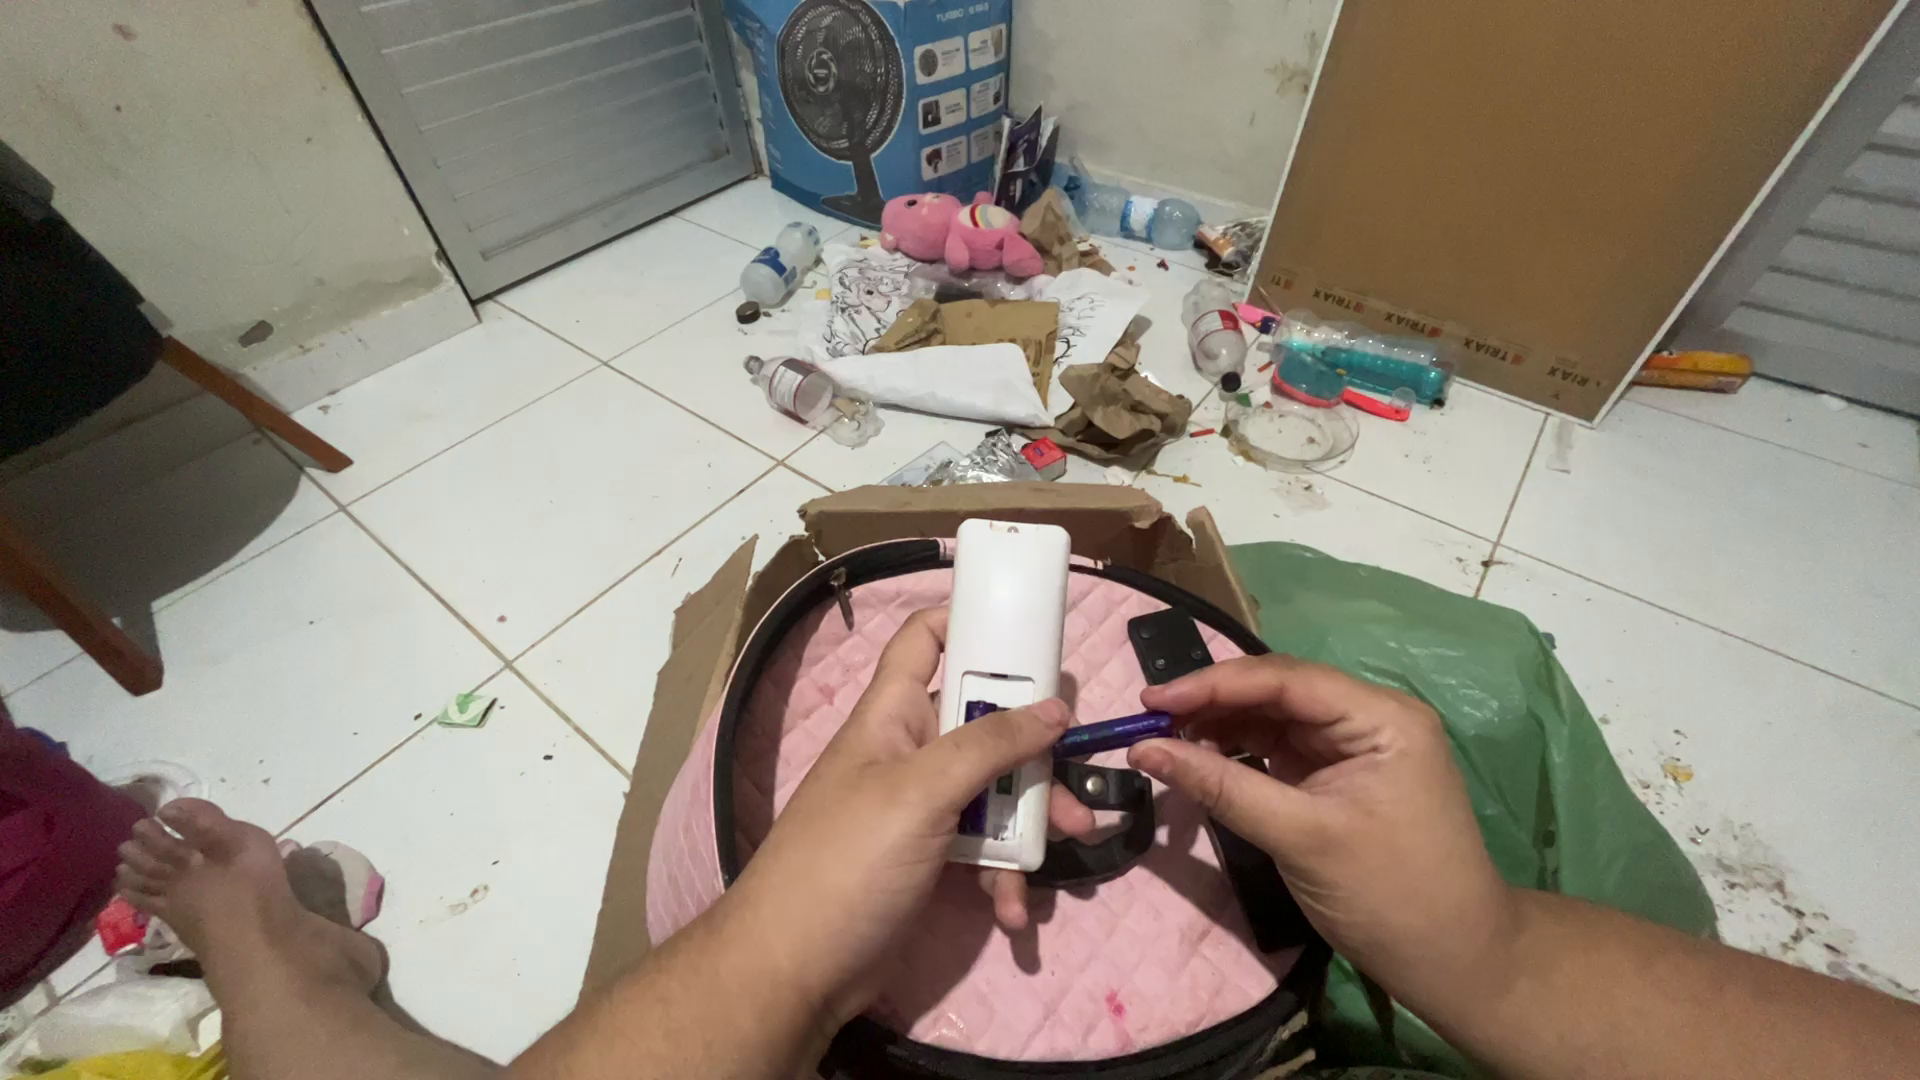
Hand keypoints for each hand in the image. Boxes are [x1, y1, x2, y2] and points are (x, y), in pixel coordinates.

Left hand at [720, 607, 1088, 1027]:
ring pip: (994, 788)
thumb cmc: (849, 859)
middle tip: (1074, 768)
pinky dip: (1004, 874)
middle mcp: (911, 749)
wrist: (794, 973)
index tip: (1026, 636)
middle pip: (984, 721)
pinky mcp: (934, 857)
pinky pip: (984, 847)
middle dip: (1033, 748)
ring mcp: (923, 806)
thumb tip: (1055, 708)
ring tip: (1070, 843)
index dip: (967, 624)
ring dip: (1032, 819)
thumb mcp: (920, 791)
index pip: (924, 640)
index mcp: (894, 712)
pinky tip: (1010, 910)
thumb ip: (989, 744)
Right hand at [1125, 655, 1515, 1000]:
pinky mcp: (1332, 769)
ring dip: (1217, 724)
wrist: (1455, 965)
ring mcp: (1348, 742)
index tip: (1152, 700)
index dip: (1213, 684)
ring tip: (1166, 739)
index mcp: (1379, 717)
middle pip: (1273, 690)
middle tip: (1151, 718)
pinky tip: (1199, 757)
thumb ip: (1220, 786)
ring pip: (1267, 714)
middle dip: (1211, 701)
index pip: (1283, 680)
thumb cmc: (1391, 897)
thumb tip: (1142, 749)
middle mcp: (1365, 716)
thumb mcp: (1300, 838)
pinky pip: (1271, 743)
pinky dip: (1232, 749)